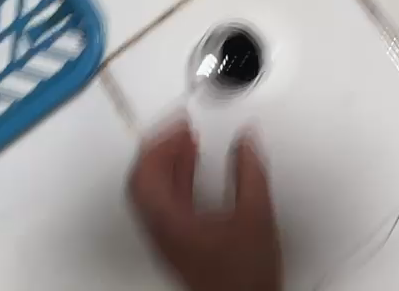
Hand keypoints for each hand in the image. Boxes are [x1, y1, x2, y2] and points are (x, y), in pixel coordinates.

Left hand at [128, 121, 281, 290]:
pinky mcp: (181, 242)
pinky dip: (176, 176)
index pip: (144, 176)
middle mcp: (163, 232)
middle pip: (143, 182)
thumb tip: (245, 138)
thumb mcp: (256, 213)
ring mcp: (170, 238)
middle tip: (178, 126)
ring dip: (167, 160)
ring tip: (185, 138)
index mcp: (171, 223)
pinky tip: (195, 165)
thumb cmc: (244, 277)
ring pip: (153, 192)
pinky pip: (167, 202)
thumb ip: (249, 171)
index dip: (157, 142)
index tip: (176, 122)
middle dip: (159, 147)